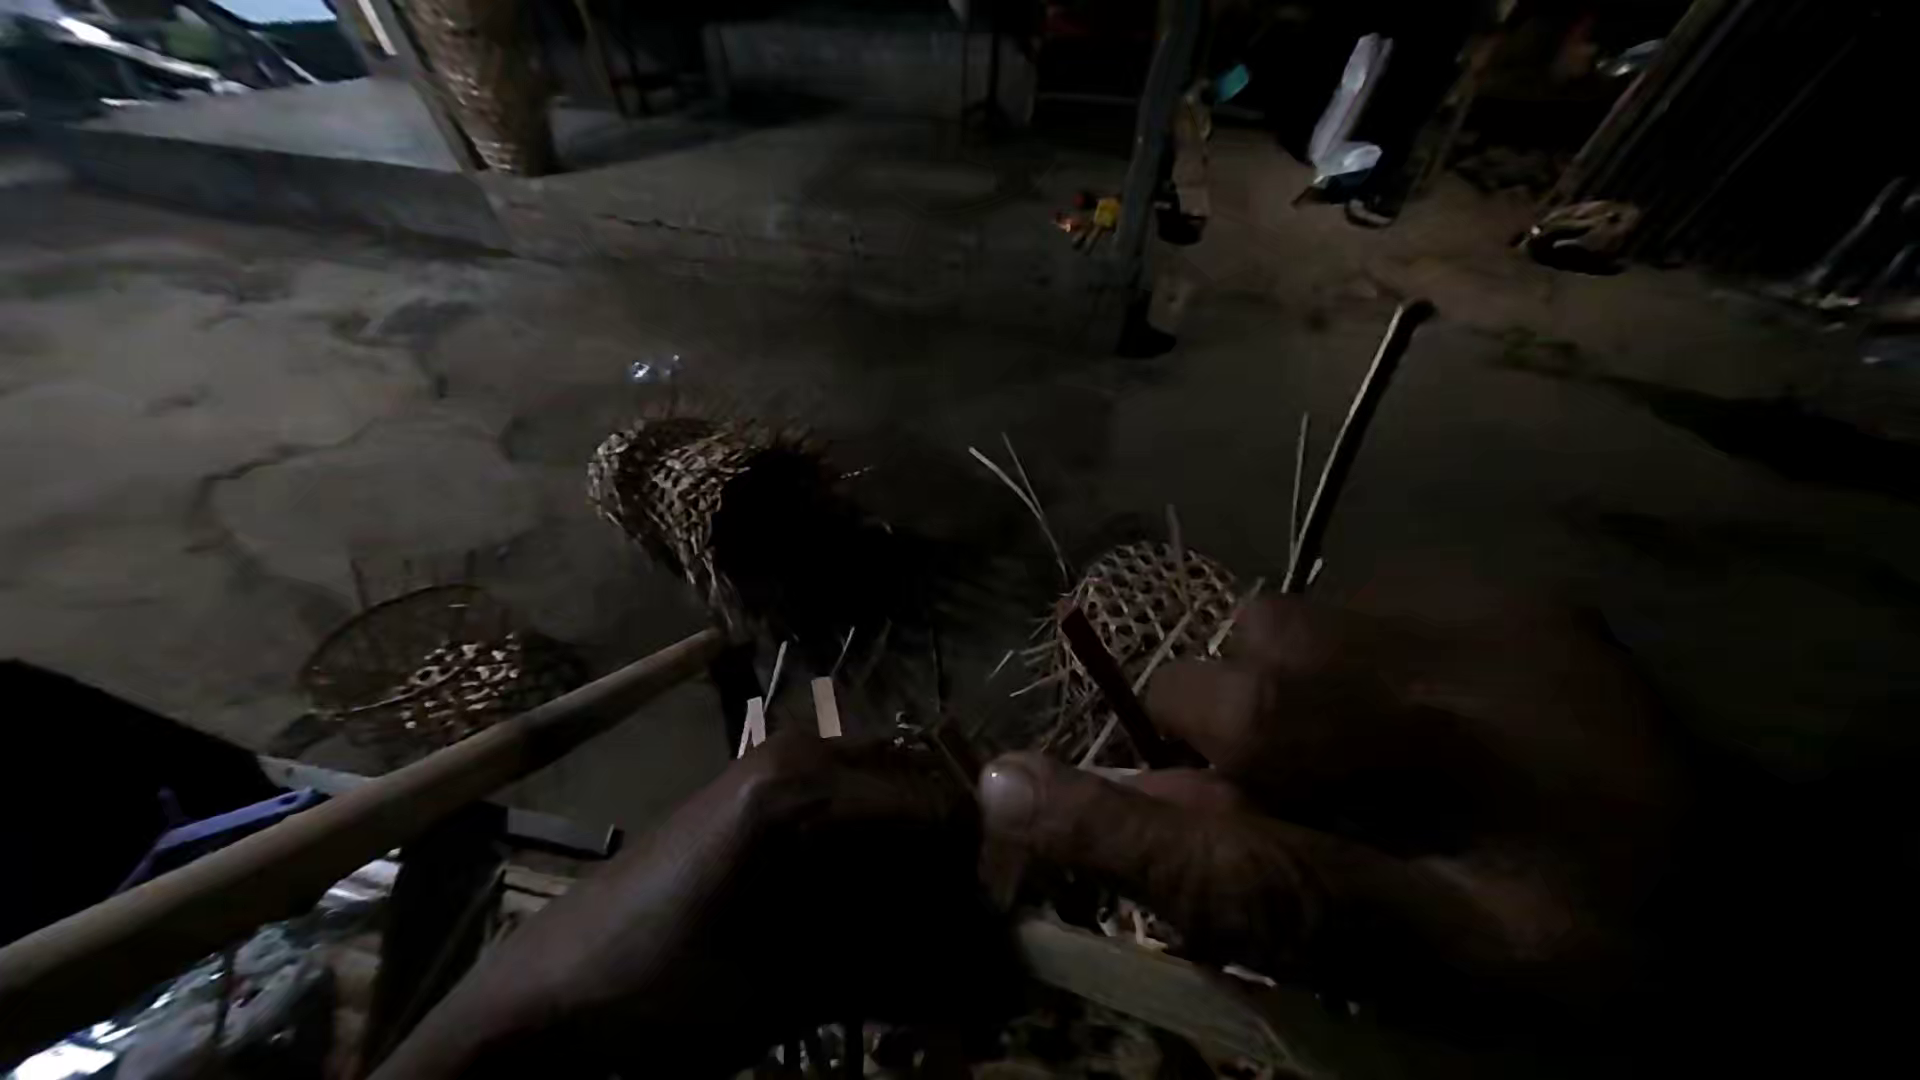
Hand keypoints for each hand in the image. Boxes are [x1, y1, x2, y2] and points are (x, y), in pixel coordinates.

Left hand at [377, 731, 1014, 1078]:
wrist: (559, 992)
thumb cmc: (673, 990)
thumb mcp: (799, 983)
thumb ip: (905, 961)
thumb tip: (999, 965)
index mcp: (806, 788)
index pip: (935, 804)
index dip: (978, 862)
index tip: (999, 918)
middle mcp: (803, 751)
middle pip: (918, 784)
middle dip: (947, 852)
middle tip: (959, 918)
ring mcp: (782, 757)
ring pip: (889, 784)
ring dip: (914, 846)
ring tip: (916, 912)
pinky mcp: (767, 777)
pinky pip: (852, 791)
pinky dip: (877, 838)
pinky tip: (870, 891)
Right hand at [978, 595, 1685, 1022]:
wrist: (1763, 889)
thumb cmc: (1564, 968)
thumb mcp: (1403, 979)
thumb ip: (1253, 897)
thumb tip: (1115, 803)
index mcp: (1517, 930)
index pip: (1264, 879)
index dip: (1123, 833)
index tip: (1006, 791)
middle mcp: (1527, 755)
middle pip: (1252, 698)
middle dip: (1215, 735)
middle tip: (1272, 776)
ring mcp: (1520, 638)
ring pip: (1271, 622)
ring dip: (1265, 683)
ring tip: (1344, 733)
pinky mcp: (1509, 588)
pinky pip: (1328, 596)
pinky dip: (1322, 648)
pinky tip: (1392, 695)